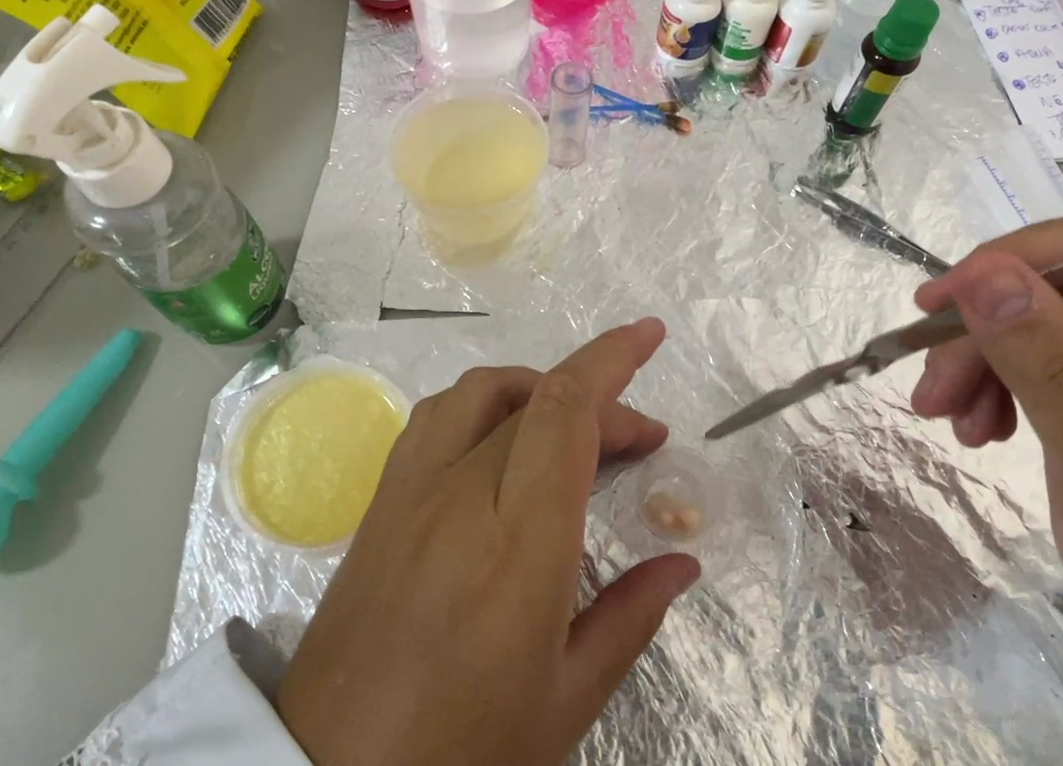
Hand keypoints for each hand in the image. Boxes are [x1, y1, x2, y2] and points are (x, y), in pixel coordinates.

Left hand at [275, 319, 700, 764]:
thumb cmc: (463, 748)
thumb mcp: (566, 698)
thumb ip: (630, 616)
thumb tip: (682, 563)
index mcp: (519, 542)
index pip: (566, 412)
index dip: (612, 359)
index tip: (651, 337)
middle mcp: (460, 496)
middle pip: (535, 399)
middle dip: (600, 396)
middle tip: (640, 441)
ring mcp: (410, 494)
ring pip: (478, 393)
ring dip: (537, 389)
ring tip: (573, 428)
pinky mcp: (380, 506)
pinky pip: (435, 420)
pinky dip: (484, 406)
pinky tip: (501, 445)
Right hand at [910, 208, 1062, 672]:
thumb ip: (1048, 365)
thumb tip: (982, 274)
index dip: (1017, 261)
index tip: (934, 305)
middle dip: (993, 328)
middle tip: (931, 387)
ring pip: (1055, 315)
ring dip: (990, 357)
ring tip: (950, 418)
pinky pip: (1058, 352)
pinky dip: (1008, 380)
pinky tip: (983, 425)